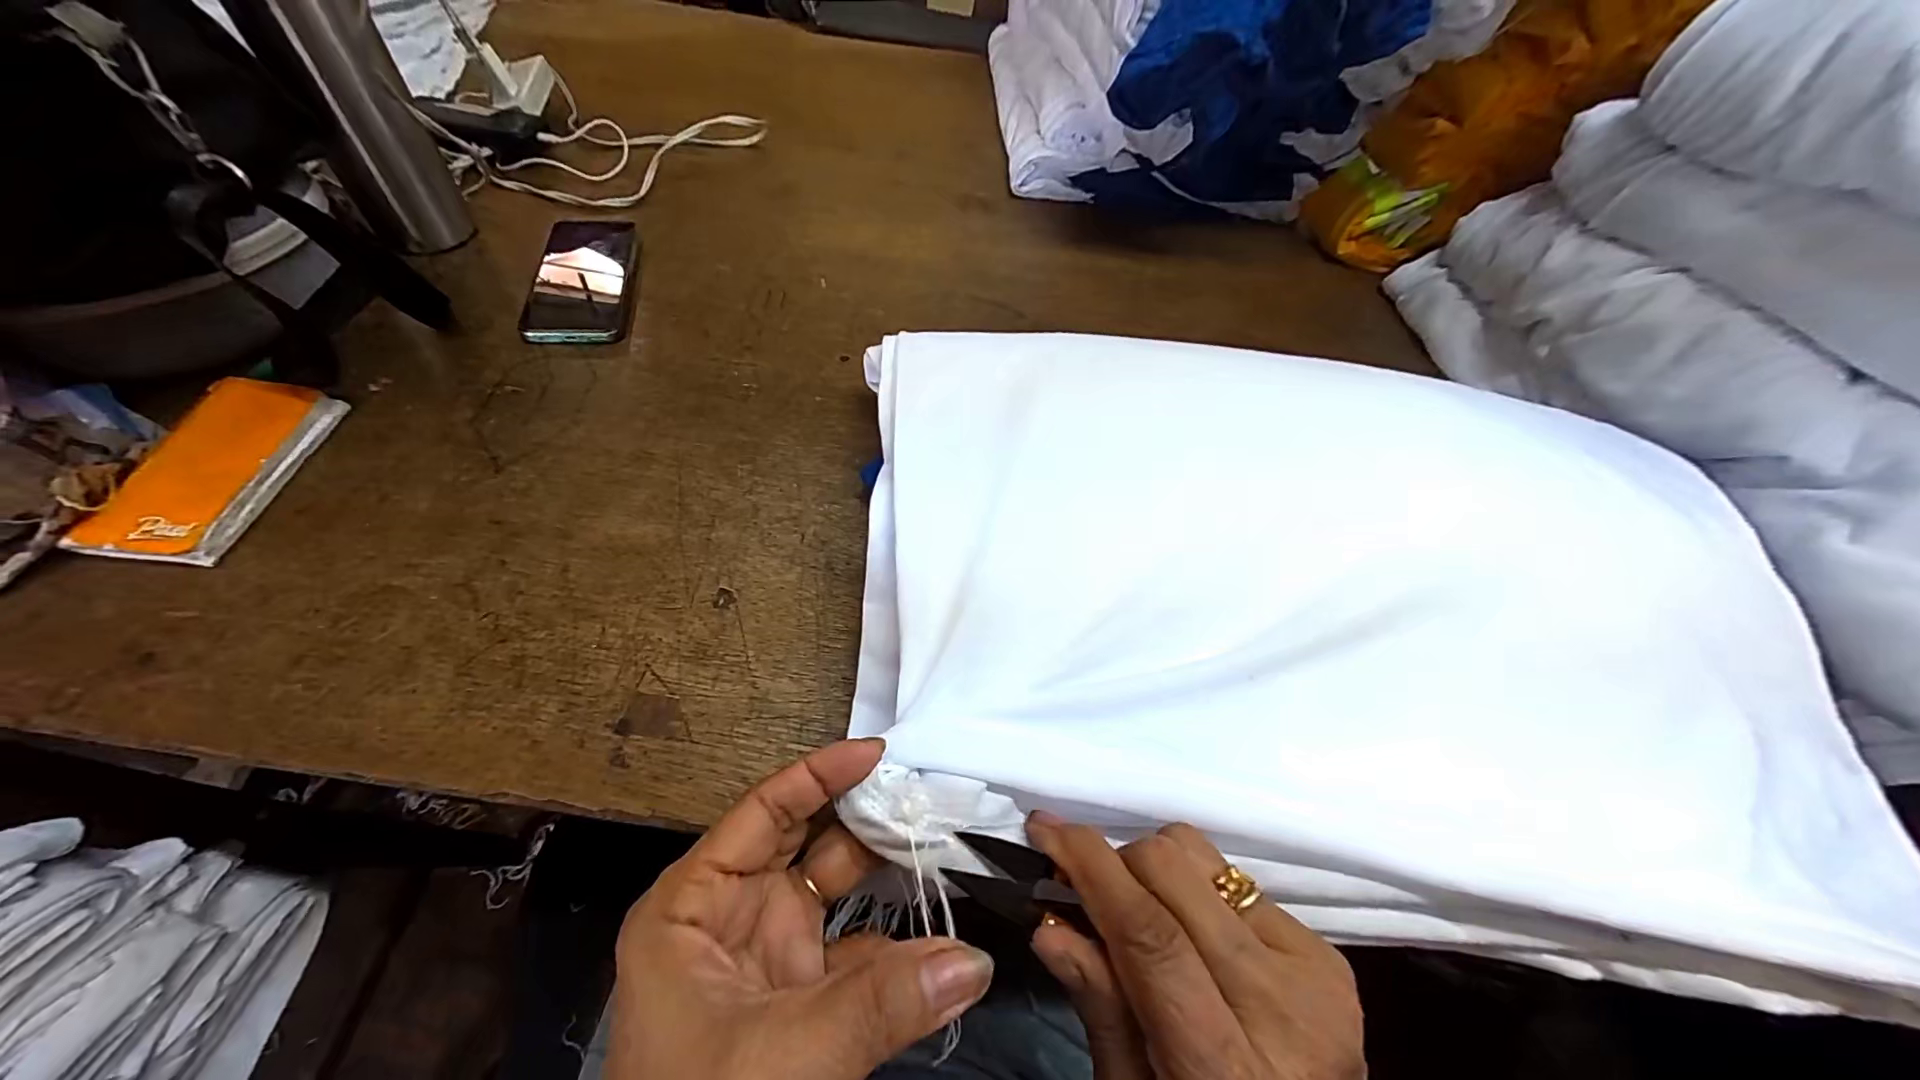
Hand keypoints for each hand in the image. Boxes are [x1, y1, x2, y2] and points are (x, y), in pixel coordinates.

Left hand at [606, 739, 994, 1079]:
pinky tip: (944, 933)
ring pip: (836, 891)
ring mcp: (770, 958)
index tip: (879, 753)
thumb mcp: (785, 1052)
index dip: (819, 775)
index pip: (763, 812)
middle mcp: (731, 917)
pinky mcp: (803, 1001)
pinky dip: (900, 943)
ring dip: (889, 870)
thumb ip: (882, 1002)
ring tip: (946, 841)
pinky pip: (858, 952)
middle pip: (805, 840)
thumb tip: (975, 960)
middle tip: (927, 792)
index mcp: (692, 905)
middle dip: (865, 814)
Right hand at [1026, 813, 1364, 1079]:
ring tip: (1141, 908)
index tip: (1045, 828)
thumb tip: (1049, 924)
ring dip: (1154, 868)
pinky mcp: (1328, 955)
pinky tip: (1192, 930)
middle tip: (1086, 885)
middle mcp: (1284, 1009)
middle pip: (1176, 873)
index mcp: (1228, 1069)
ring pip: (1204, 856)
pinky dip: (1195, 888)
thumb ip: (1099, 1004)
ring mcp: (1314, 975)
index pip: (1150, 935)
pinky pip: (1236, 878)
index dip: (1092, 868)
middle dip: (1116, 861)